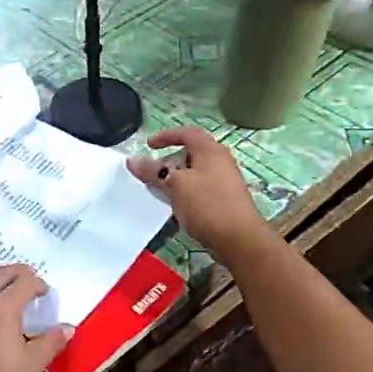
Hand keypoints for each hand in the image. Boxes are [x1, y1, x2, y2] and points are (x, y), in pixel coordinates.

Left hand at [0, 265, 72, 371]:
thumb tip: (68, 327)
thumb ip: (51, 342)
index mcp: (4, 306)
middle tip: (31, 280)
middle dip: (19, 273)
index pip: (26, 282)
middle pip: (2, 273)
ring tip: (6, 284)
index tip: (46, 294)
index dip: (39, 284)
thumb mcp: (31, 365)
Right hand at [127, 126, 276, 261]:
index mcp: (210, 150)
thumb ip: (154, 171)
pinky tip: (179, 207)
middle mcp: (220, 161)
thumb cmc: (207, 205)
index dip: (166, 136)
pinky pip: (201, 188)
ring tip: (162, 192)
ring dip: (177, 179)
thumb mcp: (175, 185)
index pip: (187, 133)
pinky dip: (187, 191)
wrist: (239, 238)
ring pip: (196, 172)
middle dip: (170, 160)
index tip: (148, 145)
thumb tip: (133, 160)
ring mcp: (225, 181)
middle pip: (191, 153)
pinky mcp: (226, 199)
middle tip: (153, 174)